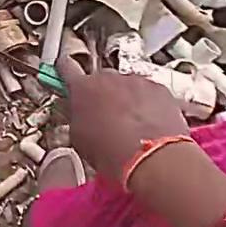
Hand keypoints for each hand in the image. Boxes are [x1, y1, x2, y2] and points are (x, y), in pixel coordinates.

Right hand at [57, 57, 190, 188]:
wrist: (152, 159)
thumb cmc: (113, 152)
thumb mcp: (79, 138)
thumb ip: (76, 118)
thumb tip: (79, 118)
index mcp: (83, 87)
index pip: (68, 69)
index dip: (65, 69)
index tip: (65, 67)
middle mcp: (110, 78)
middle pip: (103, 80)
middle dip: (103, 94)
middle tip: (106, 118)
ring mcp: (136, 82)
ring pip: (128, 87)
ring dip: (128, 101)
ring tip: (132, 129)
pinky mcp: (160, 90)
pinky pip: (151, 95)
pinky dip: (150, 107)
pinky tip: (150, 128)